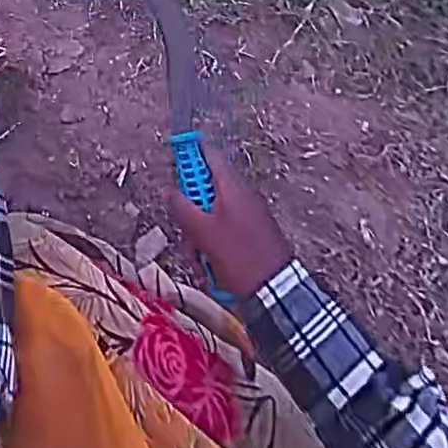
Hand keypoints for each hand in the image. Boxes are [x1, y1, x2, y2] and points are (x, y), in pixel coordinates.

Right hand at [166, 149, 295, 300]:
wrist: (278, 294)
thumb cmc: (240, 257)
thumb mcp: (201, 231)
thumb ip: (181, 207)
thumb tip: (169, 191)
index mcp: (231, 187)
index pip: (208, 154)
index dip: (189, 154)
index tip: (175, 160)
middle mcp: (243, 195)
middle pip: (207, 186)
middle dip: (192, 206)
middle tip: (187, 225)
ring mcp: (251, 215)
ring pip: (214, 212)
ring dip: (202, 231)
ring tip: (201, 255)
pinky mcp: (255, 233)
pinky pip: (226, 229)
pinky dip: (215, 243)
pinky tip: (212, 265)